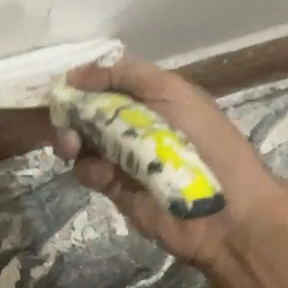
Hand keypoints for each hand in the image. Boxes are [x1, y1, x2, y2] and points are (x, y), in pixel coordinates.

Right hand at [52, 56, 287, 272]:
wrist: (227, 212)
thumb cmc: (205, 142)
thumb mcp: (172, 92)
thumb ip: (126, 75)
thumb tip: (74, 75)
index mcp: (153, 99)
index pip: (109, 82)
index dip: (84, 81)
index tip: (63, 84)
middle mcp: (136, 125)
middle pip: (88, 111)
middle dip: (70, 111)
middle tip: (59, 117)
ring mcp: (124, 157)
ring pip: (82, 141)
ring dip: (71, 139)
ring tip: (71, 146)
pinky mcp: (116, 187)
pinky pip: (88, 171)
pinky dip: (88, 169)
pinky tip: (102, 173)